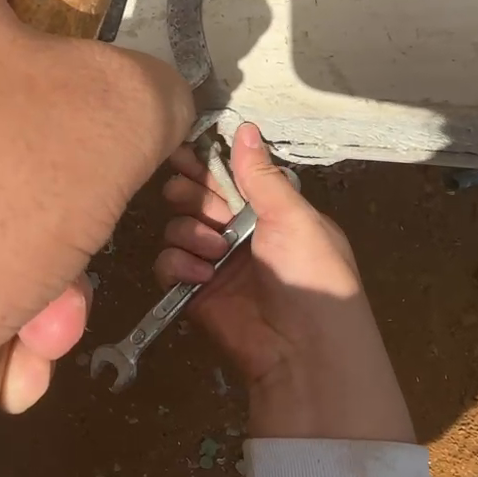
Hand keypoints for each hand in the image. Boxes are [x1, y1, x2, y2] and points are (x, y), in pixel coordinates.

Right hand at [156, 123, 414, 442]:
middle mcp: (237, 231)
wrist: (303, 350)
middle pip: (194, 195)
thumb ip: (261, 175)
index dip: (205, 163)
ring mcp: (212, 260)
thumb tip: (245, 126)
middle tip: (198, 201)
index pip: (227, 175)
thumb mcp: (295, 219)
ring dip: (191, 233)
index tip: (185, 153)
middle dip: (191, 194)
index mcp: (269, 211)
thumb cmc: (310, 276)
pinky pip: (167, 261)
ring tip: (215, 251)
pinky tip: (201, 276)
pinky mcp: (192, 288)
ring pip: (176, 225)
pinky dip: (179, 265)